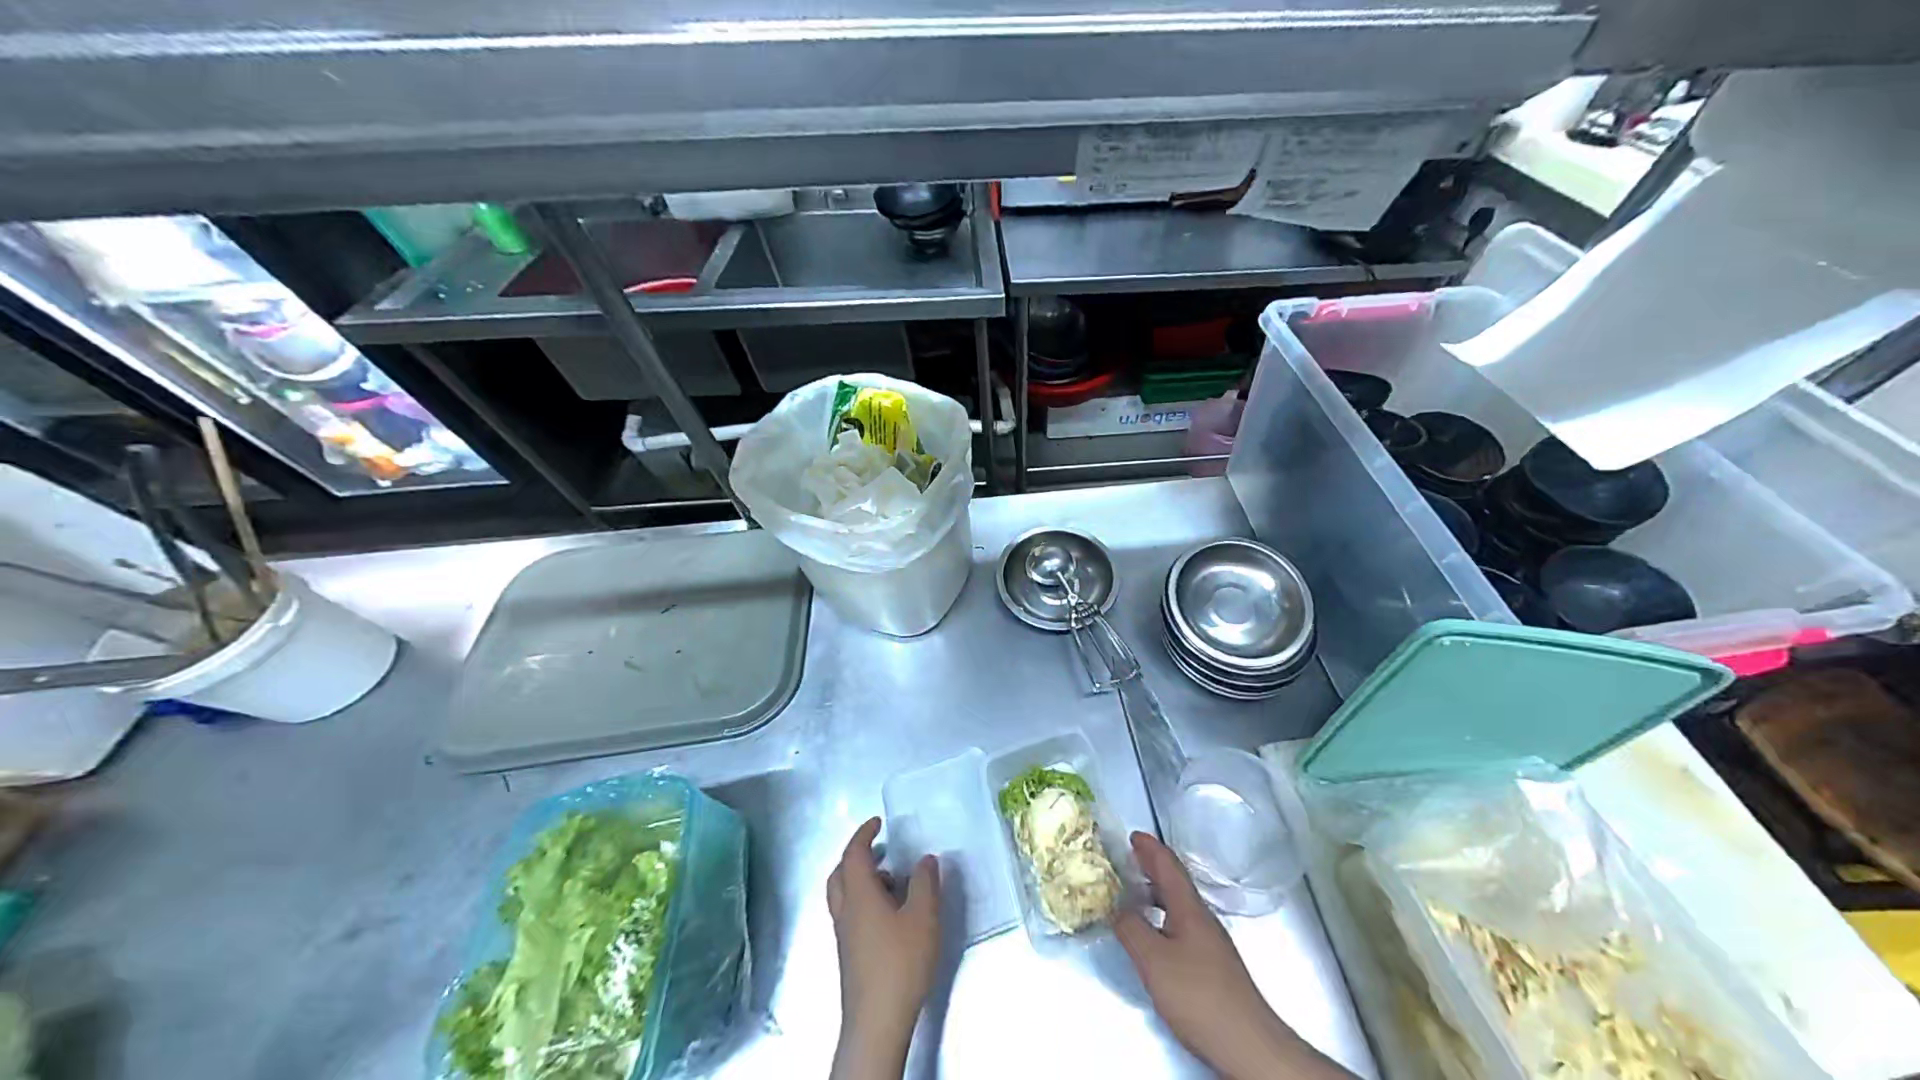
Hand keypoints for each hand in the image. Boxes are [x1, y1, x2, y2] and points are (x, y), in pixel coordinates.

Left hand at [827, 817, 940, 1079]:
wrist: (877, 1020)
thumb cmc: (900, 962)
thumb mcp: (923, 917)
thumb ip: (925, 883)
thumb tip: (925, 859)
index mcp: (858, 893)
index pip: (854, 853)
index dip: (864, 834)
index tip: (877, 822)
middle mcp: (845, 909)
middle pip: (840, 873)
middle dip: (858, 855)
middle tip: (881, 849)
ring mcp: (844, 933)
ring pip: (844, 894)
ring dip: (862, 879)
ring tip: (893, 881)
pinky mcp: (849, 953)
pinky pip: (850, 913)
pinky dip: (864, 900)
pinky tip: (890, 914)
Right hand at [1114, 832, 1351, 1079]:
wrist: (1248, 1044)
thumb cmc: (1198, 995)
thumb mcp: (1153, 960)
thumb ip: (1132, 929)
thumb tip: (1117, 907)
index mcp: (1189, 909)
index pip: (1169, 867)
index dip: (1151, 849)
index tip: (1134, 834)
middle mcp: (1202, 919)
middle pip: (1176, 883)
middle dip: (1153, 866)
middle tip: (1130, 855)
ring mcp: (1210, 943)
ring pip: (1179, 905)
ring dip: (1157, 892)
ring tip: (1134, 890)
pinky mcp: (1212, 965)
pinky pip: (1181, 925)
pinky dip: (1163, 915)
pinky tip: (1153, 932)